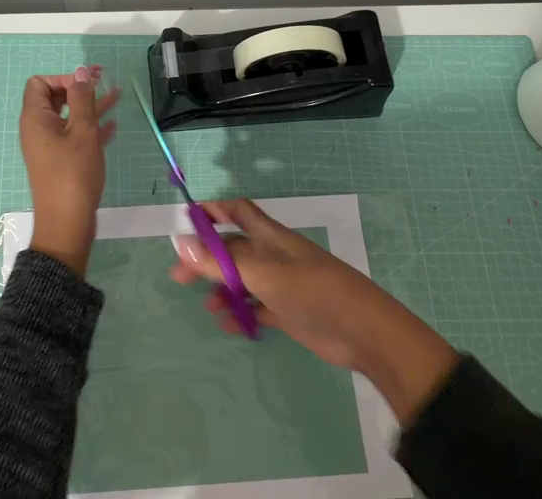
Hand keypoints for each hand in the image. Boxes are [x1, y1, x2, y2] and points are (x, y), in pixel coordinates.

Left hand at [19, 66, 119, 275]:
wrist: (67, 224)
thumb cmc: (73, 174)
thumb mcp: (83, 132)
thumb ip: (82, 99)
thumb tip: (80, 71)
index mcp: (35, 119)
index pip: (39, 83)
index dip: (63, 79)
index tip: (87, 85)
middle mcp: (38, 129)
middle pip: (55, 98)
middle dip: (80, 89)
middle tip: (105, 82)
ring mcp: (48, 147)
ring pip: (69, 118)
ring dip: (90, 106)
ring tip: (117, 96)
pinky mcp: (60, 161)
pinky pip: (74, 136)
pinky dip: (91, 128)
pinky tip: (113, 125)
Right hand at [170, 198, 461, 421]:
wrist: (361, 331)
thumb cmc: (312, 291)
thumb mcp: (262, 273)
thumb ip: (220, 261)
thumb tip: (180, 242)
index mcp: (269, 236)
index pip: (238, 210)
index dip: (213, 211)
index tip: (186, 222)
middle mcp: (273, 255)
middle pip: (233, 248)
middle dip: (207, 258)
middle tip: (180, 278)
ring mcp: (281, 284)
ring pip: (242, 280)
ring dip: (222, 289)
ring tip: (209, 308)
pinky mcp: (288, 311)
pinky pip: (255, 308)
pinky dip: (240, 314)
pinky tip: (229, 326)